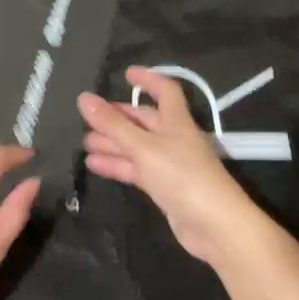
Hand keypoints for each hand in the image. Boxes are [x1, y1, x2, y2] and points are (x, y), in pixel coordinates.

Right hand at [78, 67, 261, 264]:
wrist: (214, 225)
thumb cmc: (182, 176)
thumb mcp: (144, 147)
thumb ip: (113, 125)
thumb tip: (84, 98)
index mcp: (176, 122)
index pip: (165, 91)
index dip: (148, 80)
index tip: (126, 74)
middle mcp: (174, 139)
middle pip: (145, 121)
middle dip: (118, 118)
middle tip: (88, 118)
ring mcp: (170, 164)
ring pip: (137, 147)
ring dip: (113, 143)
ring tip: (85, 143)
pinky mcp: (165, 188)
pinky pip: (137, 170)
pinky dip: (118, 165)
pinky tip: (95, 165)